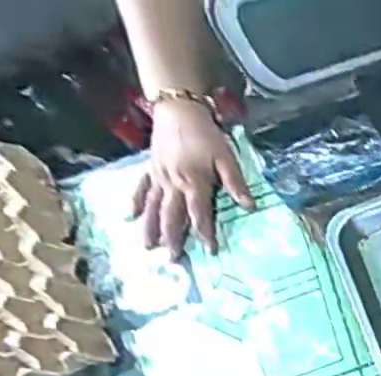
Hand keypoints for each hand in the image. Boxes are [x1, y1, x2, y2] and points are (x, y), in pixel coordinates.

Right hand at [132, 97, 256, 258]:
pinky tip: (130, 215)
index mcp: (193, 182)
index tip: (210, 251)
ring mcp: (159, 176)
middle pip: (171, 215)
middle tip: (172, 260)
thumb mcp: (226, 158)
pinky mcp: (151, 168)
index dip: (205, 234)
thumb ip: (236, 184)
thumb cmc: (206, 135)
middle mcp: (172, 182)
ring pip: (153, 206)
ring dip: (150, 227)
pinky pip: (141, 187)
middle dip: (172, 238)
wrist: (178, 109)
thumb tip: (250, 207)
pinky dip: (136, 202)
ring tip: (148, 247)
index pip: (199, 214)